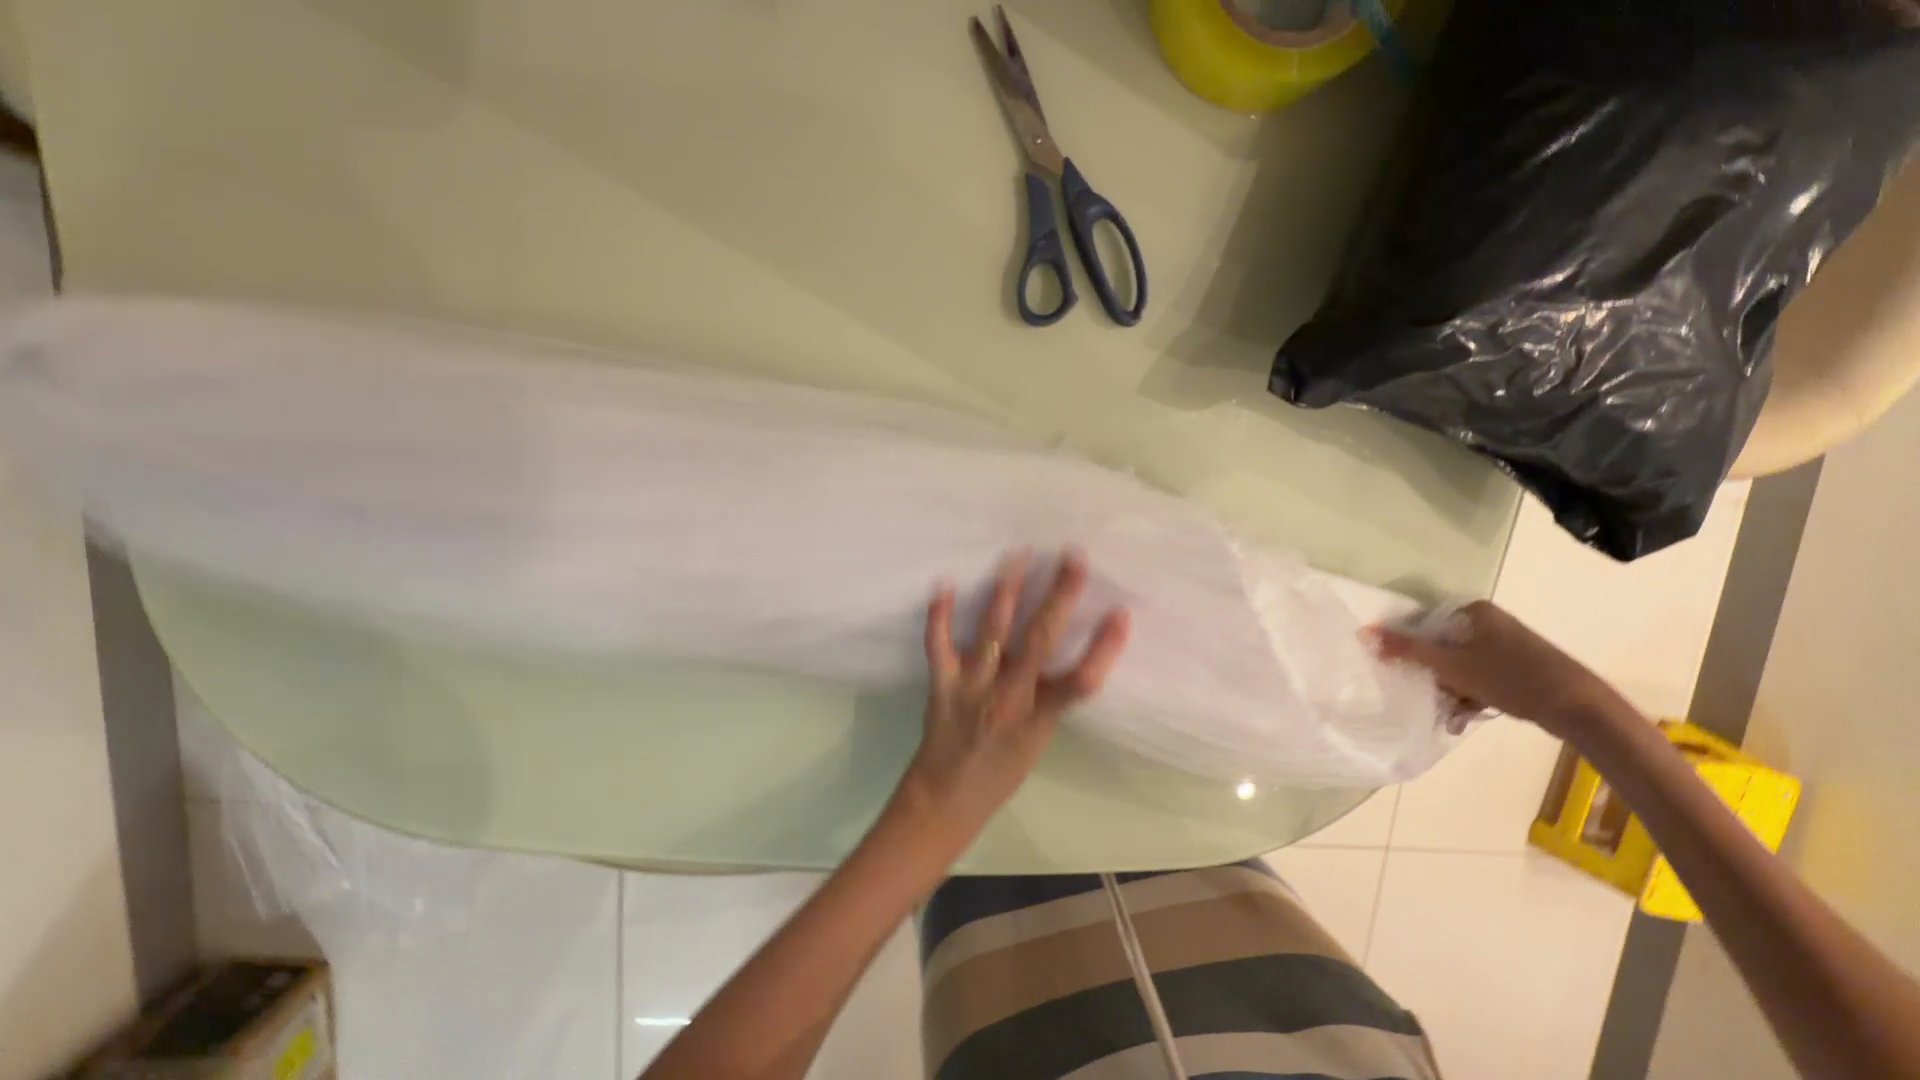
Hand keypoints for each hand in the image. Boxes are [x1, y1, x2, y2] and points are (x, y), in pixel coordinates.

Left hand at [893, 550, 1129, 840]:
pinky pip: (939, 644)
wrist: (947, 797)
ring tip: (1018, 555)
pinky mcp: (942, 683)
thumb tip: (1061, 656)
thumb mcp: (1037, 742)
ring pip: (992, 631)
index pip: (1081, 682)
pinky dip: (940, 614)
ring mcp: (972, 687)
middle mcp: (1008, 696)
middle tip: (1073, 557)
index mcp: (1039, 717)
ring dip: (1005, 590)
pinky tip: (945, 583)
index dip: (1104, 648)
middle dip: (1059, 595)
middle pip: (1039, 640)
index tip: (1121, 613)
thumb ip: (1049, 701)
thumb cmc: (1000, 773)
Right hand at [1370, 600, 1620, 742]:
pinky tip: (1468, 716)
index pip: (1428, 626)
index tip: (1414, 676)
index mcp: (1475, 612)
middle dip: (1436, 677)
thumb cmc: (1509, 677)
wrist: (1576, 705)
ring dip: (1452, 691)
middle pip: (1444, 648)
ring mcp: (1508, 645)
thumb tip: (1364, 632)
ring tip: (1453, 715)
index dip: (1415, 651)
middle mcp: (1491, 622)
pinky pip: (1482, 678)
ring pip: (1462, 667)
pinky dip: (1472, 695)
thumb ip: (1407, 650)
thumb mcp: (1451, 665)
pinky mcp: (1520, 667)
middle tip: (1433, 698)